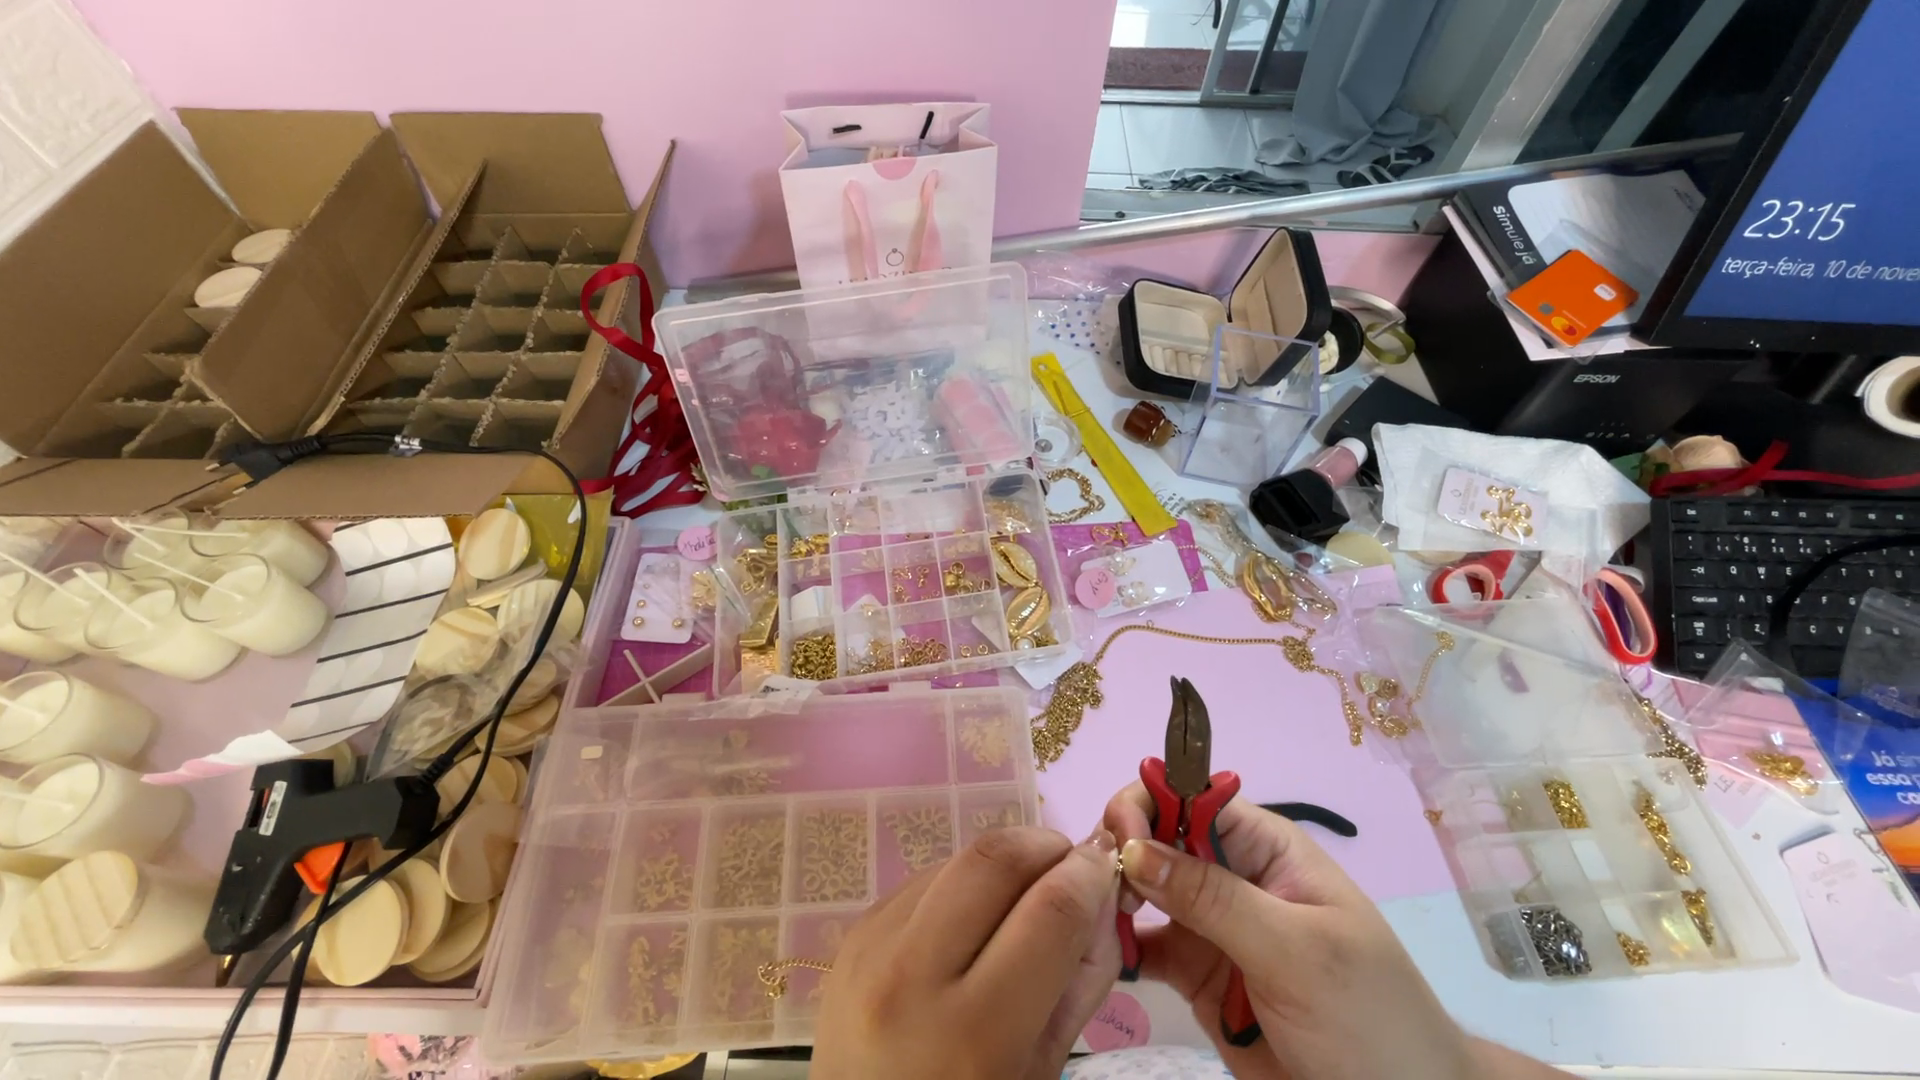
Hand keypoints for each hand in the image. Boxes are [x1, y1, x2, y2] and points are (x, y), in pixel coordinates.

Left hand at [813, 825, 1121, 1079]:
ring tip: (1027, 888)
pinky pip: (926, 878)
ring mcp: (874, 945)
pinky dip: (966, 880)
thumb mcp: (1040, 1068)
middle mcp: (913, 974)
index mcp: (973, 1032)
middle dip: (1046, 844)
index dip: (1090, 876)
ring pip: (958, 859)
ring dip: (1006, 859)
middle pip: (995, 859)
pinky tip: (977, 913)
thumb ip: (1081, 979)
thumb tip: (1100, 892)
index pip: (1051, 912)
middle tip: (1069, 863)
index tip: (1105, 866)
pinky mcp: (856, 930)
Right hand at [1106, 785, 1475, 1079]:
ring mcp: (1209, 924)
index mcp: (1264, 848)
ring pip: (1143, 888)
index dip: (1150, 802)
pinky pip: (1143, 944)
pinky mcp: (1193, 971)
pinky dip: (1116, 943)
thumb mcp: (1294, 950)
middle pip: (1159, 837)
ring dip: (1111, 894)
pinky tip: (1098, 953)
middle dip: (1122, 848)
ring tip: (1089, 921)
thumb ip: (1212, 897)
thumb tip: (1133, 846)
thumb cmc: (1365, 1017)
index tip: (1118, 838)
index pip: (1194, 796)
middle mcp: (1230, 875)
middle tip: (1095, 888)